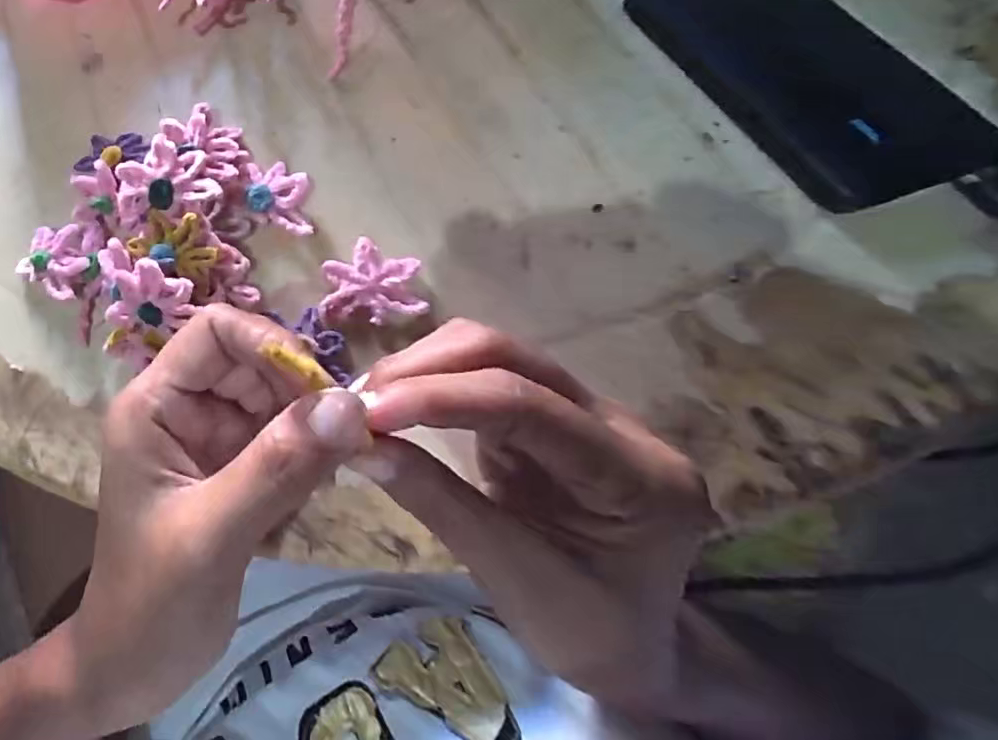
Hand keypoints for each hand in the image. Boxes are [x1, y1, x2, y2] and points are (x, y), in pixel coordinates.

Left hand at [59, 305, 369, 733]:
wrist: (133, 670)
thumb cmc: (152, 602)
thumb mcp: (213, 532)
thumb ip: (278, 466)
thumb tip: (347, 404)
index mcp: (154, 403)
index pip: (214, 332)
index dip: (268, 342)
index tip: (320, 387)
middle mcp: (182, 406)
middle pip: (254, 362)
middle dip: (298, 395)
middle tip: (344, 443)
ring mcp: (209, 435)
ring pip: (276, 400)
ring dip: (305, 436)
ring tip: (313, 490)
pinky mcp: (232, 465)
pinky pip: (283, 439)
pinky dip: (303, 465)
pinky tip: (294, 513)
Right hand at [353, 319, 716, 713]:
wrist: (632, 647)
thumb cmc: (586, 632)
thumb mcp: (513, 579)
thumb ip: (439, 503)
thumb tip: (360, 446)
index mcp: (638, 474)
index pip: (526, 404)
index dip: (440, 398)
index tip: (368, 414)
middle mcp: (616, 421)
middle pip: (508, 353)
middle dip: (425, 367)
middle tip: (359, 400)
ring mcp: (581, 407)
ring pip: (491, 350)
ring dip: (422, 365)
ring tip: (369, 400)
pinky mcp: (546, 408)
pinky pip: (483, 371)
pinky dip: (431, 379)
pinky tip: (397, 401)